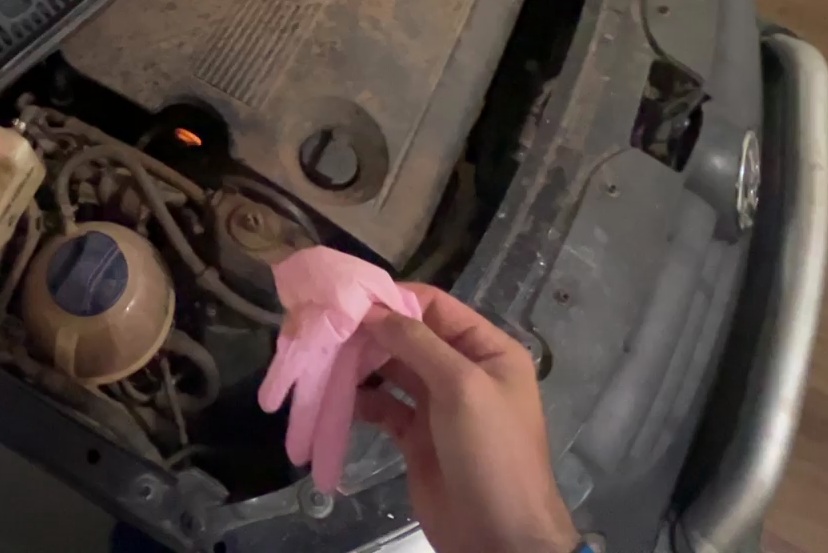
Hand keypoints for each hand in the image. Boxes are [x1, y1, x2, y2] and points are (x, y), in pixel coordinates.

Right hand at [357, 283, 577, 552]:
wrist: (499, 541)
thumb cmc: (491, 452)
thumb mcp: (461, 387)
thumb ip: (416, 342)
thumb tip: (371, 310)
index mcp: (487, 350)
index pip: (435, 306)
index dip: (395, 299)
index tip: (352, 298)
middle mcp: (462, 369)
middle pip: (409, 335)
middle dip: (372, 330)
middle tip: (331, 326)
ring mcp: (438, 403)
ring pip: (392, 367)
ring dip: (362, 361)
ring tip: (328, 355)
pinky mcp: (416, 433)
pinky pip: (383, 403)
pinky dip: (361, 397)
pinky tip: (339, 395)